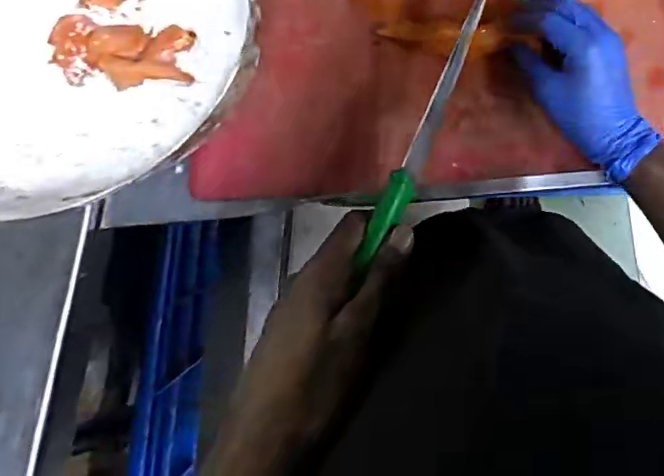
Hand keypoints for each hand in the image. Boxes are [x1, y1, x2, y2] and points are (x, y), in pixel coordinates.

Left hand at [205, 213, 411, 475]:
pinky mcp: (285, 326)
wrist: (259, 440)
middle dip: (373, 257)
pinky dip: (341, 300)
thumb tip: (404, 230)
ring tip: (377, 312)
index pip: (354, 223)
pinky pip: (321, 295)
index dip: (382, 223)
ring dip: (358, 282)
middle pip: (344, 248)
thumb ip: (380, 279)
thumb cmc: (315, 380)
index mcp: (319, 271)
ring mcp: (289, 302)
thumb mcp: (358, 330)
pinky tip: (349, 330)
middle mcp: (300, 277)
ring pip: (333, 274)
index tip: (405, 241)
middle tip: (396, 286)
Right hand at [511, 0, 661, 182]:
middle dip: (539, 6)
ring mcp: (610, 35)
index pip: (548, 19)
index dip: (523, 19)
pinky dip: (568, 16)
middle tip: (516, 12)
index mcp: (584, 44)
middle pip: (566, 5)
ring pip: (578, 8)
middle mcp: (600, 32)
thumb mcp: (547, 89)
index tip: (505, 23)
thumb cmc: (579, 116)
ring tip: (532, 16)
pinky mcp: (612, 42)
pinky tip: (553, 27)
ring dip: (554, 8)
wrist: (617, 134)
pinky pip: (588, 18)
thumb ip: (528, 60)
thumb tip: (512, 43)